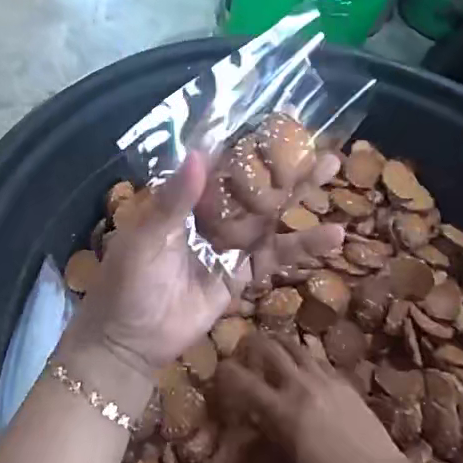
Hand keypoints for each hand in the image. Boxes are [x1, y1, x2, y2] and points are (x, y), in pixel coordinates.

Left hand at [68, 153, 345, 375]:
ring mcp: (229, 245)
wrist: (130, 340)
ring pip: (270, 214)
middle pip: (252, 185)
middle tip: (315, 135)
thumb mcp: (147, 237)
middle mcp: (210, 216)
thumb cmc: (128, 282)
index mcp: (183, 200)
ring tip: (333, 168)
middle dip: (283, 163)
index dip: (245, 144)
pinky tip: (334, 234)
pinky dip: (303, 246)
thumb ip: (176, 199)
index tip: (275, 121)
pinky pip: (275, 256)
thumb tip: (201, 154)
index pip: (218, 164)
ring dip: (301, 194)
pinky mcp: (243, 274)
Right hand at [219, 333, 407, 462]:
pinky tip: (305, 364)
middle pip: (272, 349)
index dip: (228, 371)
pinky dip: (305, 357)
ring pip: (297, 347)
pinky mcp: (344, 382)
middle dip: (253, 343)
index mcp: (284, 409)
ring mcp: (326, 380)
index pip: (246, 382)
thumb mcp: (294, 456)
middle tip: (245, 344)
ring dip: (280, 342)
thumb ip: (275, 428)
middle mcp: (302, 386)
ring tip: (273, 343)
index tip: (220, 367)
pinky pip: (319, 360)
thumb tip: (260, 413)